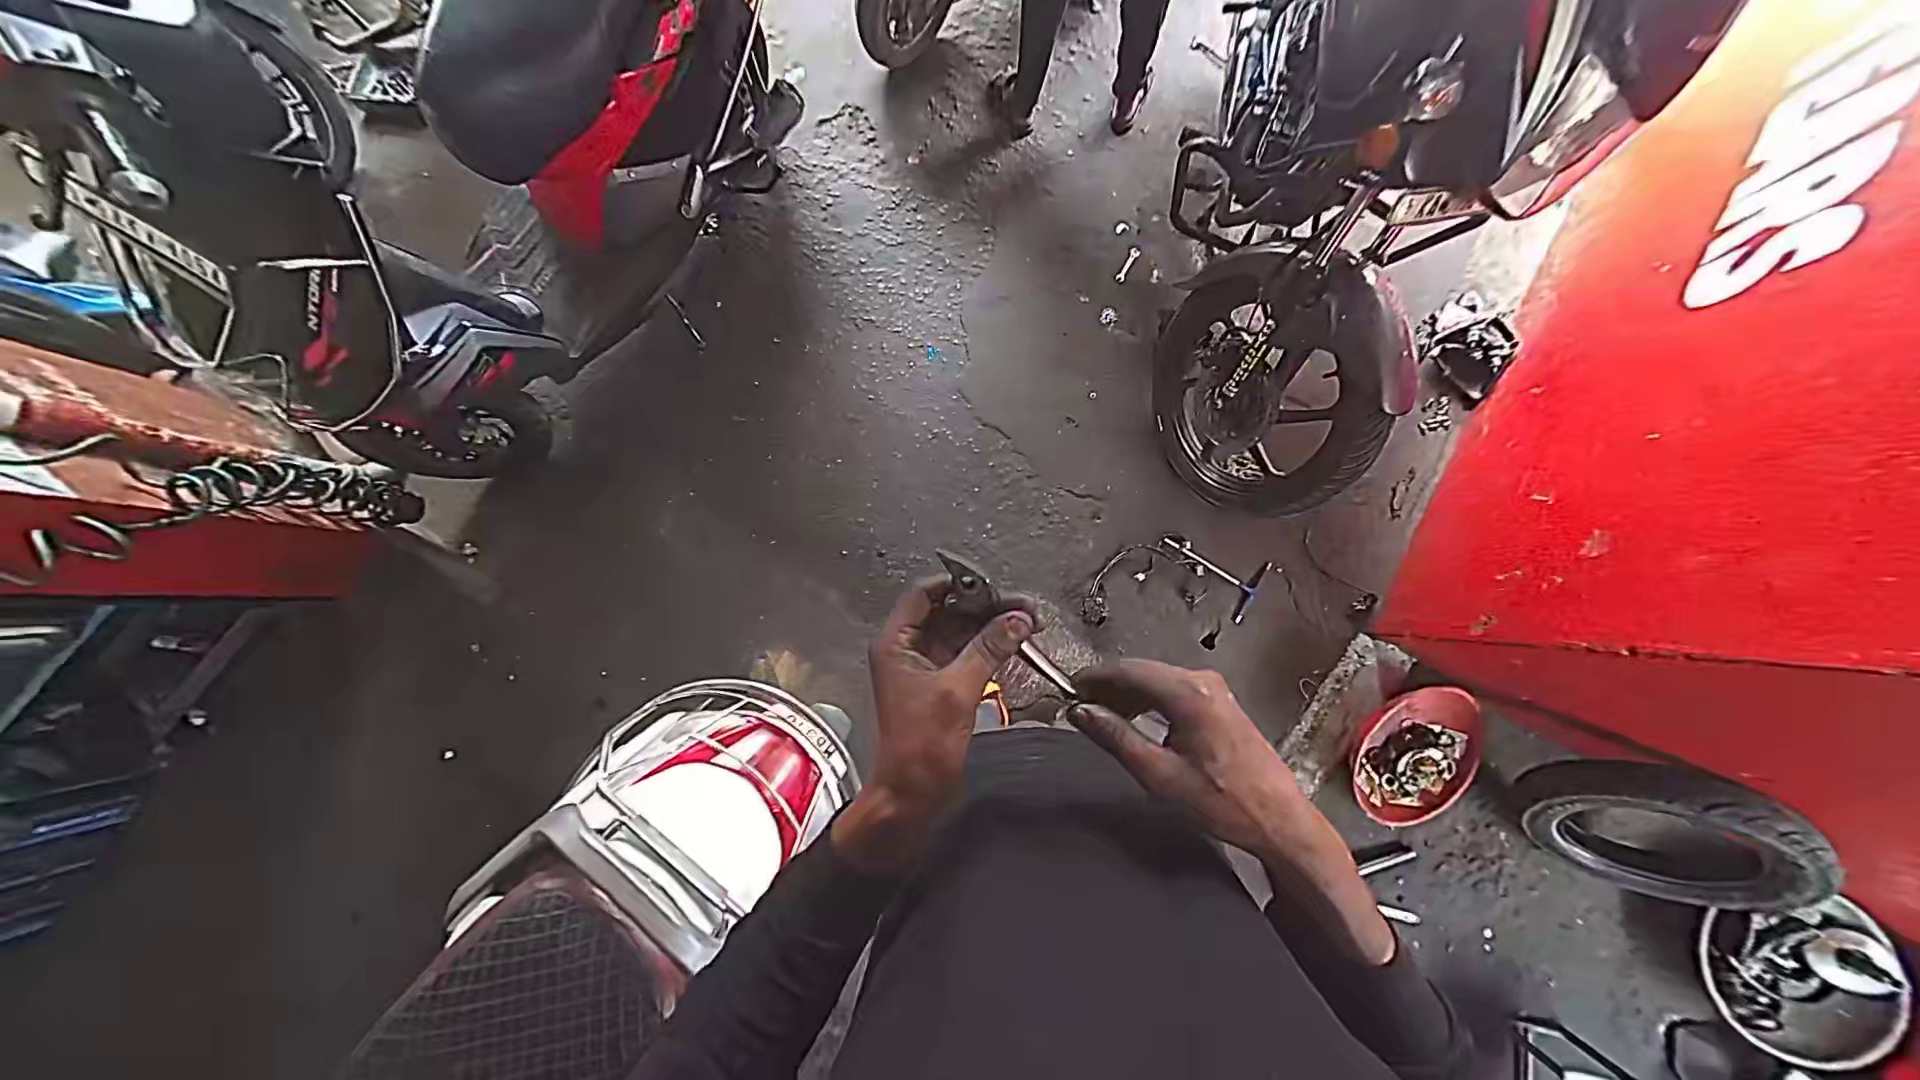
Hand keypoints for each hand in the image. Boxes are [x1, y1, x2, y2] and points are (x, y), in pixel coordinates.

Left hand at [831, 577, 1036, 870]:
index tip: (989, 584)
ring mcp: (923, 668)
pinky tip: (1011, 645)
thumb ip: (989, 649)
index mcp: (896, 644)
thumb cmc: (918, 749)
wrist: (913, 795)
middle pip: (947, 612)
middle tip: (1019, 607)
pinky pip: (965, 655)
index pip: (924, 595)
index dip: (957, 585)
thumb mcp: (957, 690)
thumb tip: (1015, 620)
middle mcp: (906, 651)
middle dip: (984, 608)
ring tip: (1023, 622)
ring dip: (990, 628)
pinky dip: (987, 649)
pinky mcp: (939, 685)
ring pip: (959, 633)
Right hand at [1068, 659, 1395, 962]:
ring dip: (1126, 694)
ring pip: (1155, 680)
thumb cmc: (1226, 802)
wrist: (1281, 821)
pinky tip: (1134, 719)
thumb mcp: (1159, 774)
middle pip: (1141, 671)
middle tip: (1081, 706)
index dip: (1094, 678)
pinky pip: (1172, 690)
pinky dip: (1147, 700)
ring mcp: (1214, 689)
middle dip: (1108, 687)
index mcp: (1189, 693)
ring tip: (1102, 716)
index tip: (1070, 688)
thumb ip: (1116, 737)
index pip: (1127, 670)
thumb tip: (1082, 712)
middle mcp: (1203, 681)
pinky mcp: (1219, 702)